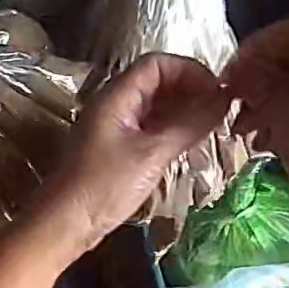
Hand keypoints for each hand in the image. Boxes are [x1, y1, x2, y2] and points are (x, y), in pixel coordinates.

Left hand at [26, 53, 232, 256]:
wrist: (63, 224)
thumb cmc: (103, 186)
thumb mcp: (152, 153)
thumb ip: (189, 123)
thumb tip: (225, 99)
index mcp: (115, 97)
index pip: (157, 63)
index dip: (190, 71)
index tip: (217, 93)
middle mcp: (113, 107)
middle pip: (157, 83)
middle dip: (191, 92)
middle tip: (220, 113)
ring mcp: (113, 130)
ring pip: (154, 108)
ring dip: (184, 113)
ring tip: (212, 130)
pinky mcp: (115, 153)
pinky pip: (148, 131)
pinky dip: (171, 132)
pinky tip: (190, 146)